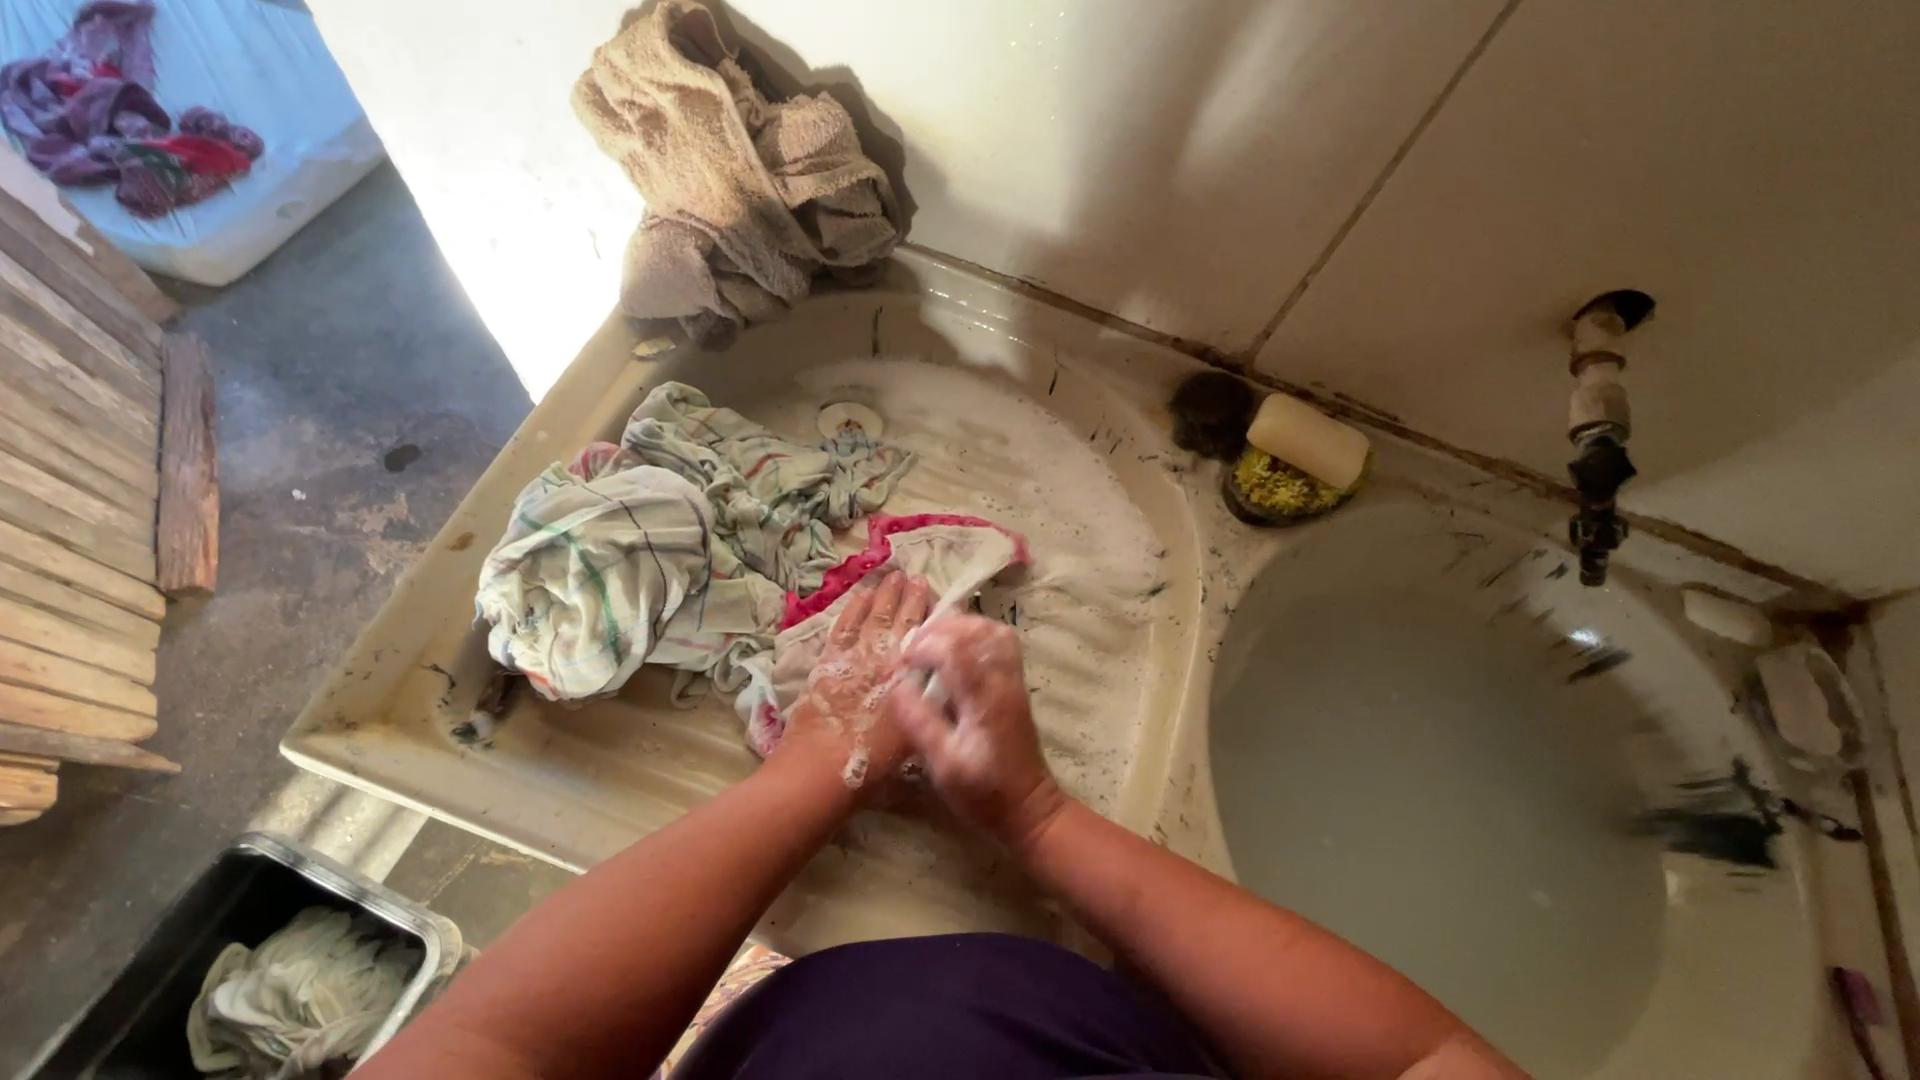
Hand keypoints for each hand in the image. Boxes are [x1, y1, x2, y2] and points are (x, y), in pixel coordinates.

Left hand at [774, 571, 929, 795]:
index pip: (921, 633)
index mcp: (906, 675)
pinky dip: (853, 608)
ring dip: (883, 596)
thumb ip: (927, 706)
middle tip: (915, 576)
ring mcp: (853, 656)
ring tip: (892, 578)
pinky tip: (860, 597)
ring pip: (871, 616)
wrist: (822, 767)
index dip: (928, 611)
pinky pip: (843, 625)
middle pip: (898, 618)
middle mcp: (883, 658)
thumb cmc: (873, 761)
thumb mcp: (914, 737)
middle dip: (908, 596)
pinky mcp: (829, 661)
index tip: (934, 593)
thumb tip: (939, 683)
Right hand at [886, 615, 1068, 849]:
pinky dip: (975, 634)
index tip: (899, 661)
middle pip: (976, 630)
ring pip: (992, 630)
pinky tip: (955, 649)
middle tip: (911, 647)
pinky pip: (1000, 642)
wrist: (1029, 808)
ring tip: (931, 642)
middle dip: (938, 629)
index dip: (922, 646)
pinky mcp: (1016, 683)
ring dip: (958, 627)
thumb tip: (898, 685)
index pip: (954, 649)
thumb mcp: (943, 765)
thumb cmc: (983, 792)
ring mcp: (1014, 679)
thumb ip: (920, 722)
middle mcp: (1003, 681)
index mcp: (984, 700)